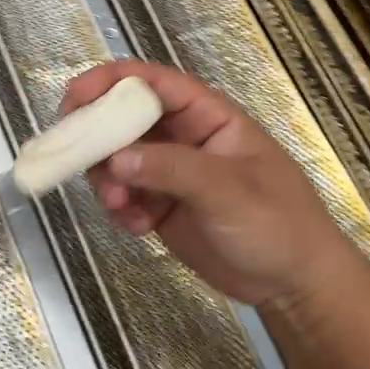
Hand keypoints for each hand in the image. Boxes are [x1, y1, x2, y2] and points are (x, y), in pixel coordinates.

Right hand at [63, 60, 355, 309]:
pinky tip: (137, 228)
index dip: (110, 82)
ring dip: (106, 179)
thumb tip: (115, 157)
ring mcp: (168, 171)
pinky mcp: (158, 203)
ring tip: (117, 206)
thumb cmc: (277, 225)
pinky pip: (121, 194)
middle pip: (122, 118)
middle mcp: (182, 137)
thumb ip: (172, 169)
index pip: (152, 83)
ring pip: (115, 158)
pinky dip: (118, 208)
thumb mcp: (230, 192)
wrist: (294, 287)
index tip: (74, 97)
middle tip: (74, 156)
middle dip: (97, 137)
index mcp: (207, 117)